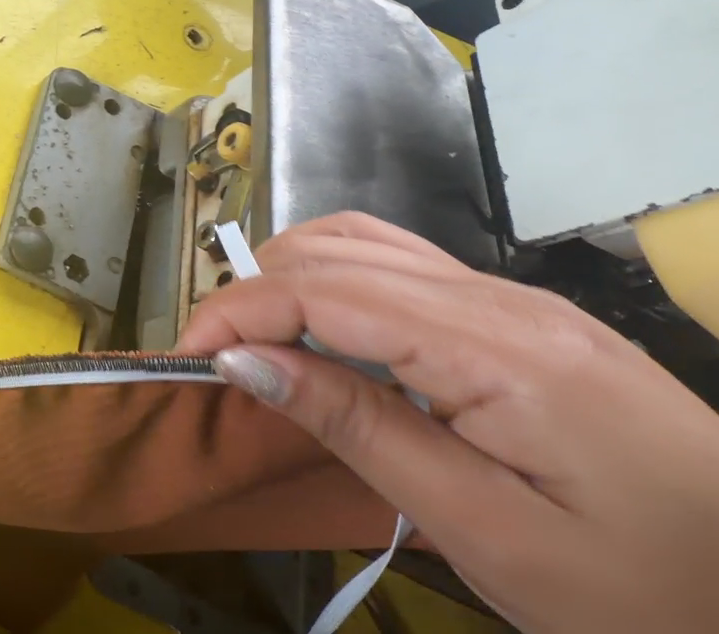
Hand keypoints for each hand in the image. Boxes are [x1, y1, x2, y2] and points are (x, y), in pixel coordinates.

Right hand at [177, 212, 718, 632]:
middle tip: (216, 360)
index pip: (325, 290)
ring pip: (361, 241)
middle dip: (251, 293)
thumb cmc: (642, 589)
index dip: (238, 311)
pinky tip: (320, 329)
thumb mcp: (483, 528)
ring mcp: (516, 300)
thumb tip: (242, 360)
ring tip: (255, 340)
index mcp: (499, 348)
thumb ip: (356, 427)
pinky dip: (332, 280)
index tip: (188, 358)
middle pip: (335, 252)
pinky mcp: (521, 317)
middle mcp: (503, 299)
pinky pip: (398, 264)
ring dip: (287, 277)